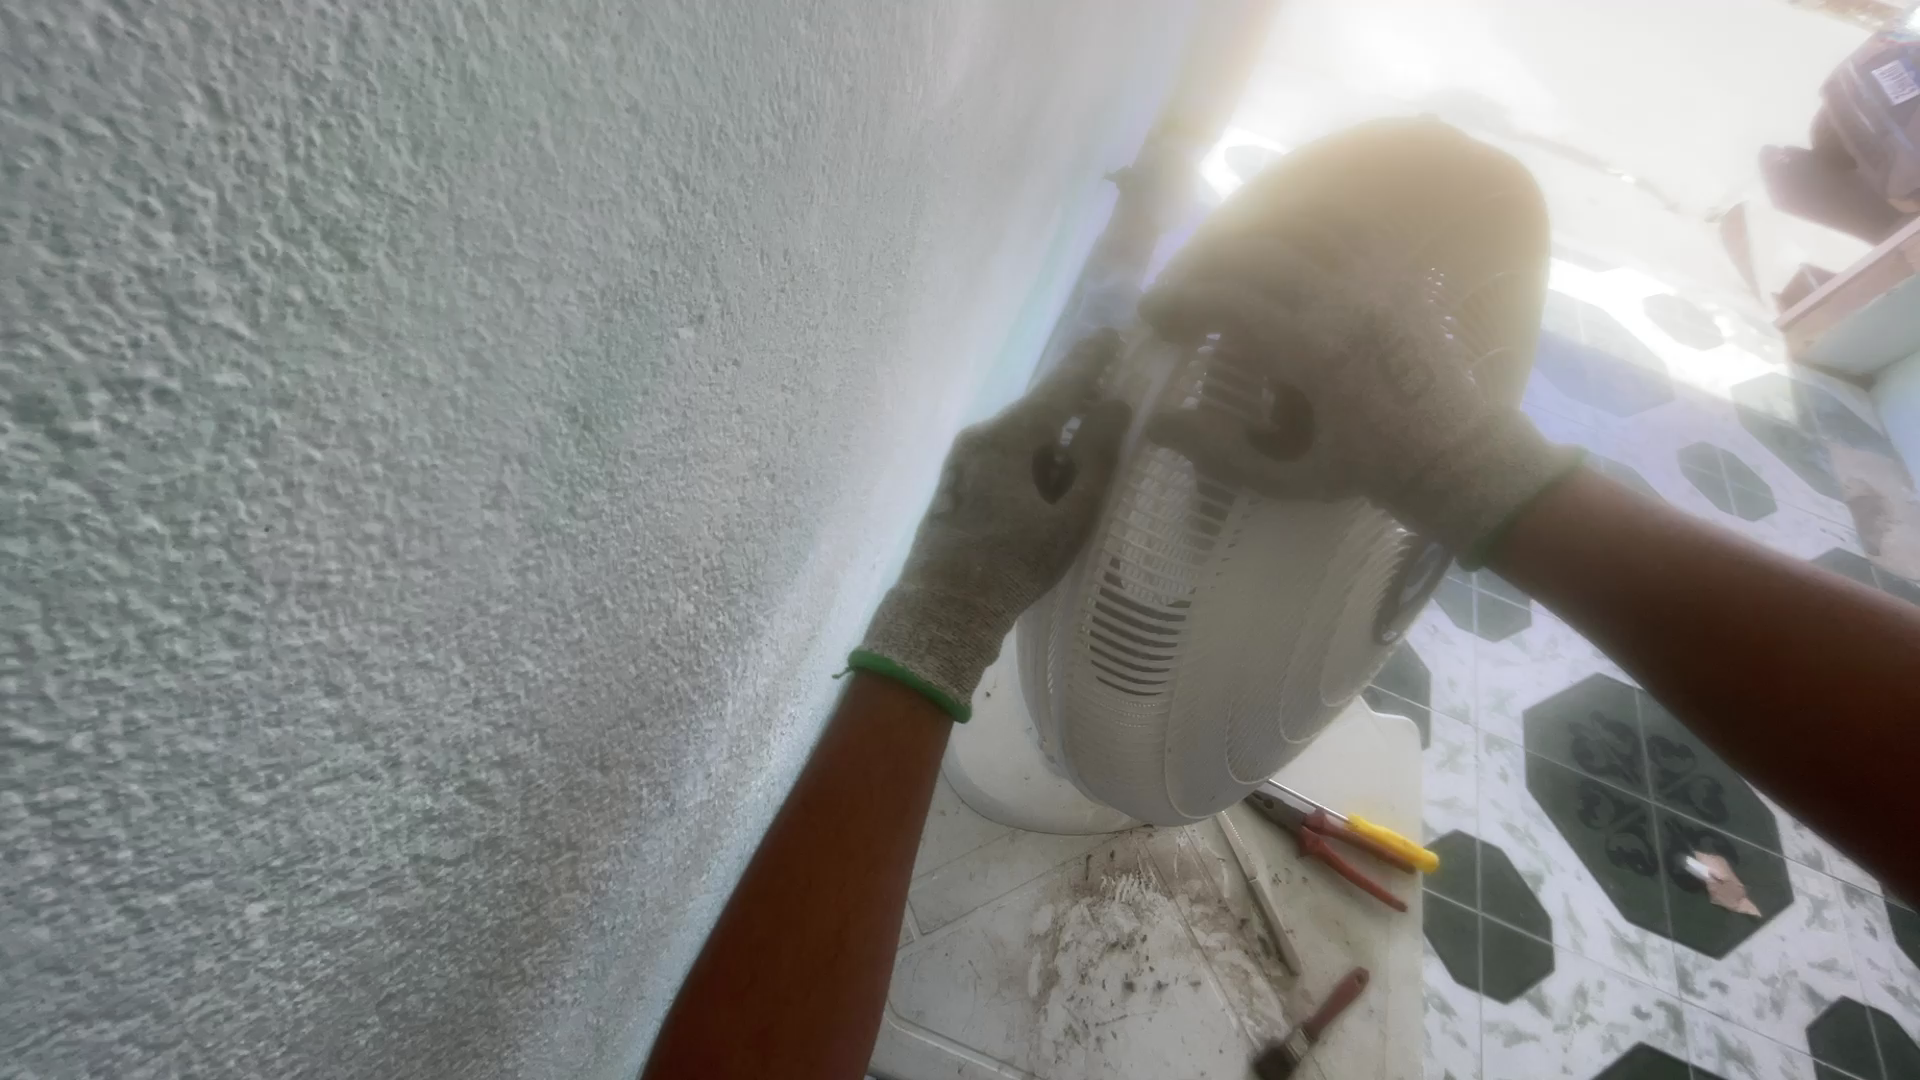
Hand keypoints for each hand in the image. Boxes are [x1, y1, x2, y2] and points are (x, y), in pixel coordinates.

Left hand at [851, 331, 1132, 718]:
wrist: (942, 610)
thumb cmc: (1012, 567)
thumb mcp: (1069, 518)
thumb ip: (1096, 459)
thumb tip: (1114, 405)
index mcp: (1008, 439)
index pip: (1059, 387)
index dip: (1090, 361)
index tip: (1114, 335)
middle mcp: (980, 437)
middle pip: (1039, 414)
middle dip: (1074, 416)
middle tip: (1109, 422)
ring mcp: (963, 460)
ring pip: (1022, 441)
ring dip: (1053, 451)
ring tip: (1076, 489)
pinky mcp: (957, 483)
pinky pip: (1004, 460)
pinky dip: (1032, 468)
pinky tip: (1046, 501)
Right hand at [1139, 244, 1577, 565]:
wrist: (1458, 456)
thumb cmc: (1367, 474)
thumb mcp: (1286, 479)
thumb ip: (1218, 452)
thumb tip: (1158, 423)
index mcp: (1315, 355)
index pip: (1229, 302)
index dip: (1180, 302)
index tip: (1154, 318)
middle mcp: (1343, 305)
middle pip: (1253, 256)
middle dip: (1199, 270)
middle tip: (1174, 296)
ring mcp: (1375, 283)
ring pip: (1293, 231)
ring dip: (1240, 243)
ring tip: (1213, 269)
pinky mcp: (1395, 276)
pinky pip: (1339, 228)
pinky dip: (1294, 227)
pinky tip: (1269, 249)